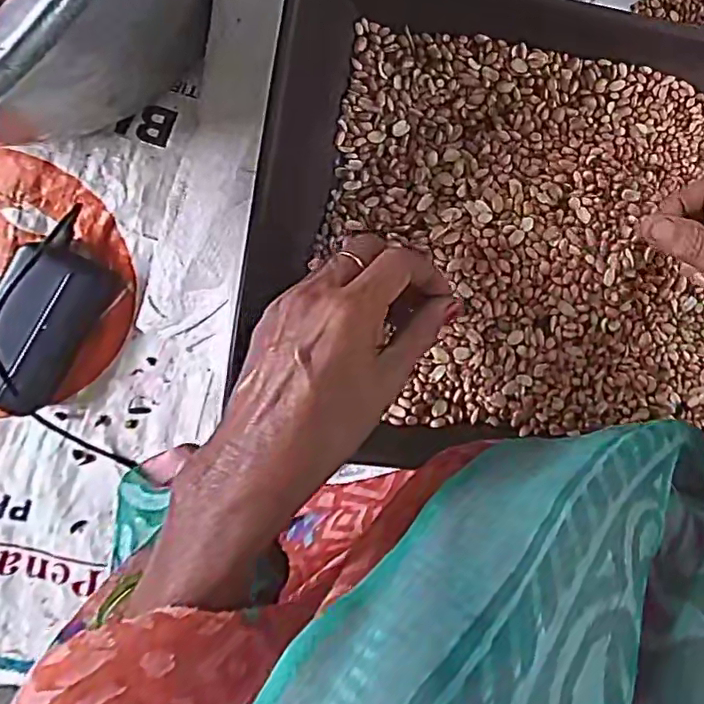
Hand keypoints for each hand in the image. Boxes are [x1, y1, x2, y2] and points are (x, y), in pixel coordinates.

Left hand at [129, 236, 455, 611]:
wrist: (263, 456)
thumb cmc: (319, 431)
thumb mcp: (387, 381)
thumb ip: (421, 333)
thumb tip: (441, 309)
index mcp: (350, 308)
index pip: (400, 259)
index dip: (428, 272)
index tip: (437, 293)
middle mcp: (315, 295)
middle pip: (368, 248)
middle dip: (399, 265)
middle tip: (415, 296)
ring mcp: (289, 302)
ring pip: (339, 263)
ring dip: (368, 278)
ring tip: (384, 317)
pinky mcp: (273, 314)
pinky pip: (313, 285)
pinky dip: (339, 293)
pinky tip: (350, 329)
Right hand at [638, 179, 703, 356]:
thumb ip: (693, 245)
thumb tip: (653, 224)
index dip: (678, 204)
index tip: (656, 226)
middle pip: (700, 210)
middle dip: (679, 228)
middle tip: (664, 248)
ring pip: (697, 235)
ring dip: (686, 251)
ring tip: (695, 273)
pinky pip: (702, 258)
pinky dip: (693, 268)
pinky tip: (703, 284)